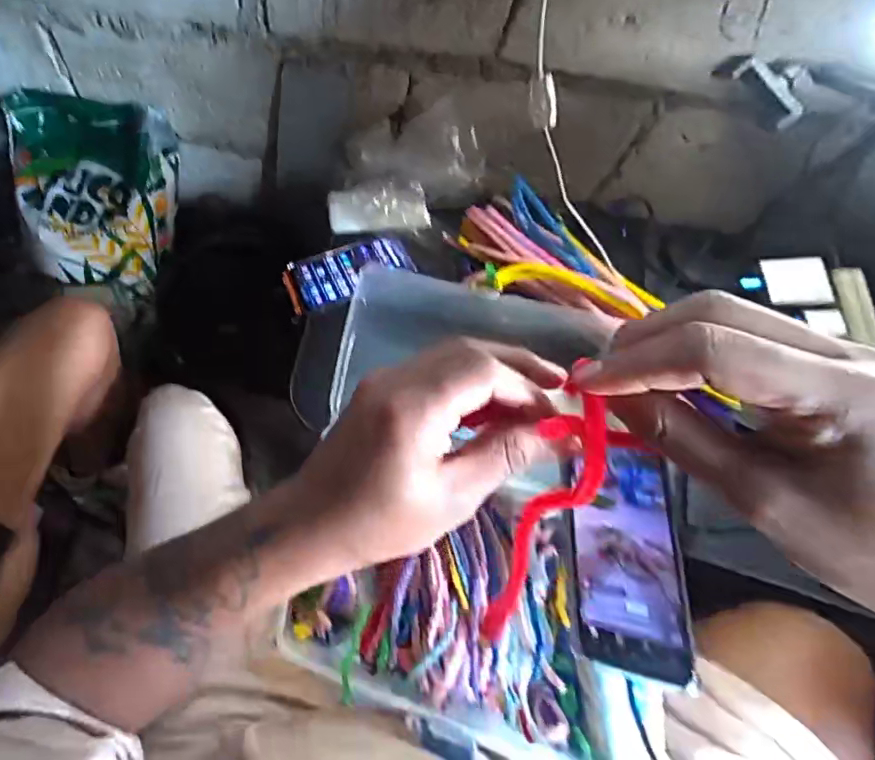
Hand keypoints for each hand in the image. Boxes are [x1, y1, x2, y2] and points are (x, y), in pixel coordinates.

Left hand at [284, 339, 565, 573]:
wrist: (313, 520)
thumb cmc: (383, 523)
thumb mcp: (453, 497)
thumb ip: (504, 455)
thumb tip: (559, 433)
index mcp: (412, 405)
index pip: (481, 370)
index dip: (526, 386)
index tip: (558, 415)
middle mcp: (396, 378)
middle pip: (466, 351)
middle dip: (516, 366)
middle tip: (561, 388)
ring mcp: (384, 378)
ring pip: (449, 356)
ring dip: (492, 370)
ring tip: (534, 399)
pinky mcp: (379, 387)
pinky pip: (431, 370)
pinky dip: (466, 381)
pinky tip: (491, 407)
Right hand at [572, 291, 874, 639]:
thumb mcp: (766, 504)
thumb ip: (683, 439)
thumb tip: (612, 397)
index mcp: (852, 390)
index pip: (716, 348)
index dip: (640, 362)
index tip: (588, 385)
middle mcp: (856, 352)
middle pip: (721, 312)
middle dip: (647, 337)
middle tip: (601, 374)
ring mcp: (857, 353)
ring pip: (735, 315)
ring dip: (670, 337)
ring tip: (628, 373)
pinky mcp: (848, 365)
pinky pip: (757, 338)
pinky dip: (702, 349)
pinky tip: (678, 376)